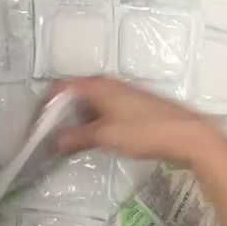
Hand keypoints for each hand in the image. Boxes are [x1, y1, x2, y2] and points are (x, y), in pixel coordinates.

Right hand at [51, 76, 226, 169]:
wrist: (188, 135)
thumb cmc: (144, 131)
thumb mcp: (105, 136)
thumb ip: (77, 137)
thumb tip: (54, 141)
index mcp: (97, 85)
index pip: (60, 88)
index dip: (46, 106)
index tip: (38, 127)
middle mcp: (107, 84)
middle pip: (74, 94)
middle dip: (60, 114)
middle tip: (50, 136)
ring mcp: (121, 94)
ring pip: (89, 103)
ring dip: (77, 120)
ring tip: (69, 141)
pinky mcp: (132, 106)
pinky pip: (103, 110)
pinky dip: (92, 122)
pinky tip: (94, 139)